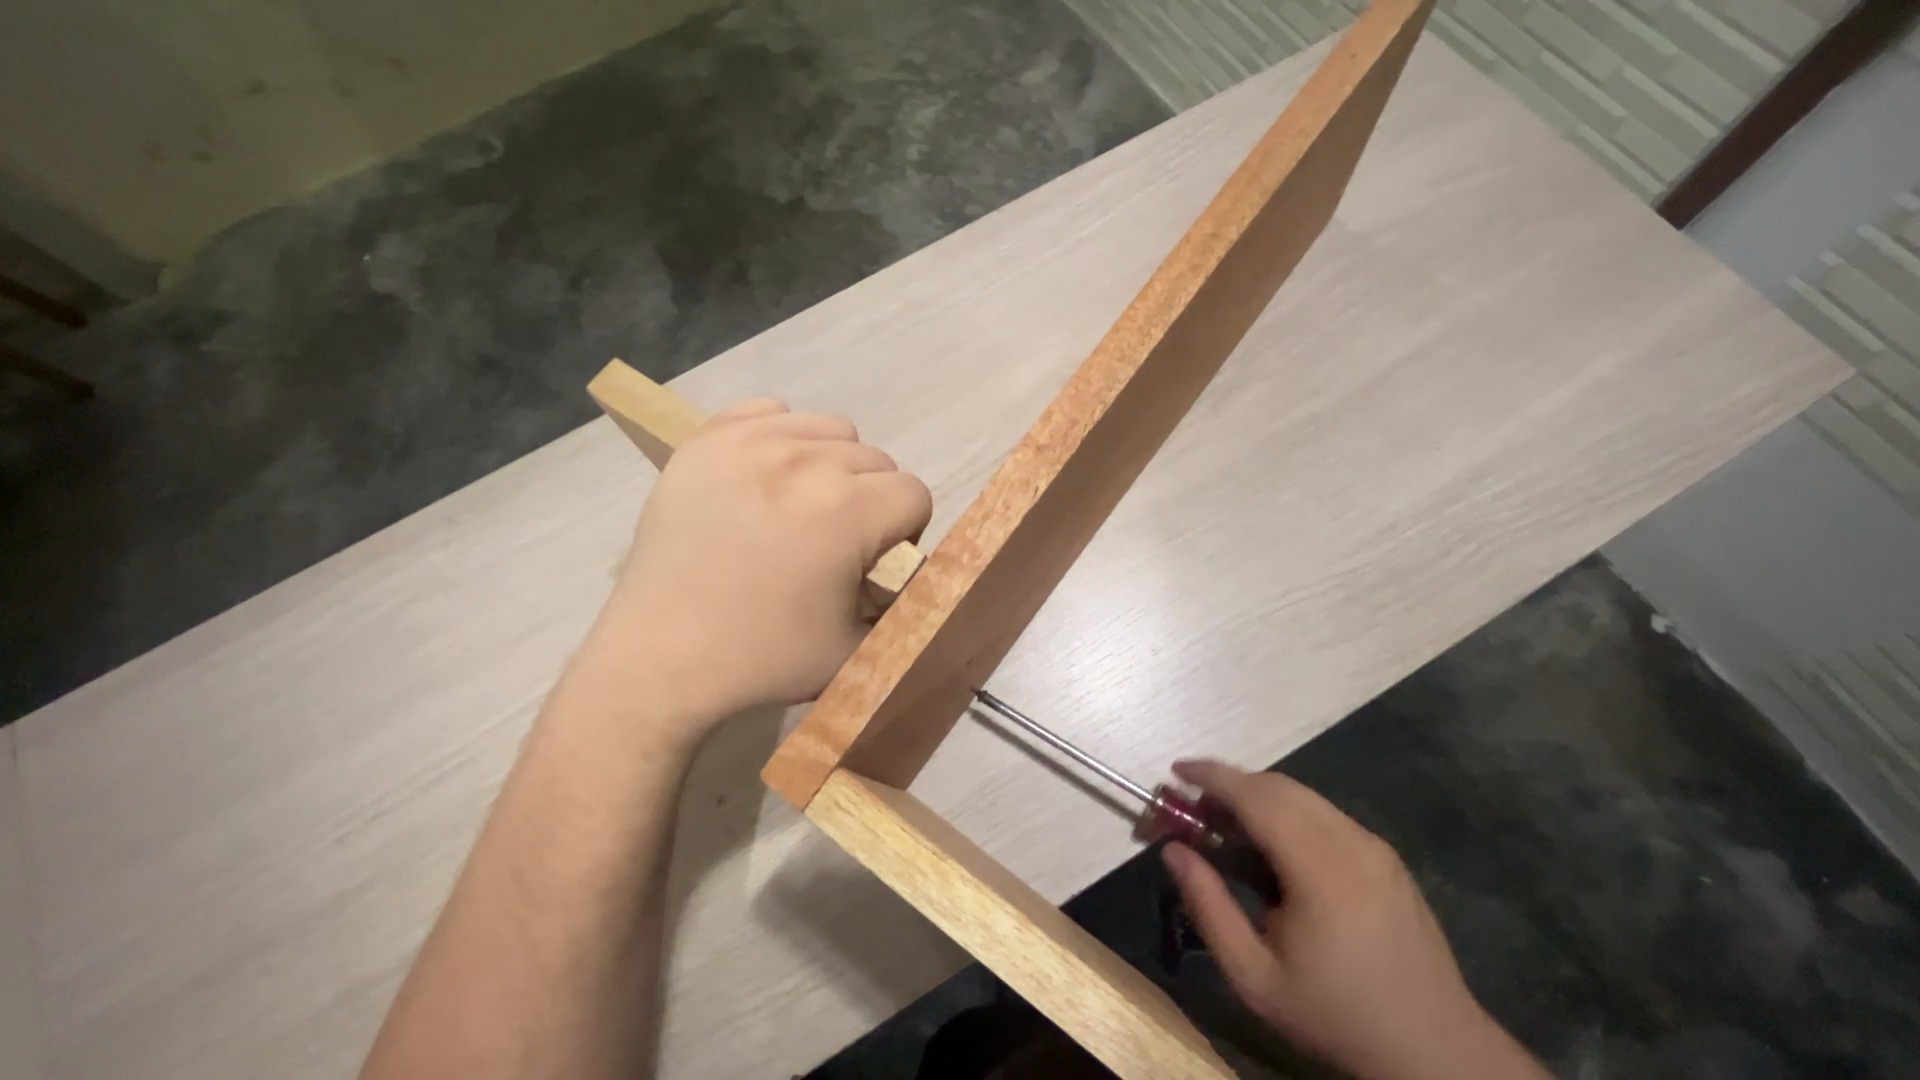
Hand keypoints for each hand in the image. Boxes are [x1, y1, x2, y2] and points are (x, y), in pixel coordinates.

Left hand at [591, 397, 930, 722]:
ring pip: (829, 430)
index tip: (872, 562)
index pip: (914, 493)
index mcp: (847, 511)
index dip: (904, 532)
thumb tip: (913, 572)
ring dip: (830, 466)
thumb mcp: (855, 647)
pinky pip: (769, 412)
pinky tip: (763, 480)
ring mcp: (750, 443)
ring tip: (798, 508)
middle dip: (869, 500)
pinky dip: (780, 438)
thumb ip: (900, 603)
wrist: (662, 657)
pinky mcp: (707, 441)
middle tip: (833, 543)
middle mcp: (804, 462)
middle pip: (876, 459)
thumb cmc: (763, 658)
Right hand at [1163, 762, 1547, 1079]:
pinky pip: (1326, 816)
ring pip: (1304, 798)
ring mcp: (1376, 848)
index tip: (1176, 772)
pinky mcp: (1387, 857)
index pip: (1258, 798)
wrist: (1432, 1049)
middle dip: (1230, 785)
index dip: (1213, 776)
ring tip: (1224, 829)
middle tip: (1191, 810)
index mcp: (1321, 871)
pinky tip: (1271, 849)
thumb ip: (1208, 906)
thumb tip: (1172, 850)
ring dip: (1258, 799)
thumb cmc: (1334, 1014)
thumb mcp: (1253, 975)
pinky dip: (1287, 814)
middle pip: (1280, 788)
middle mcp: (1353, 844)